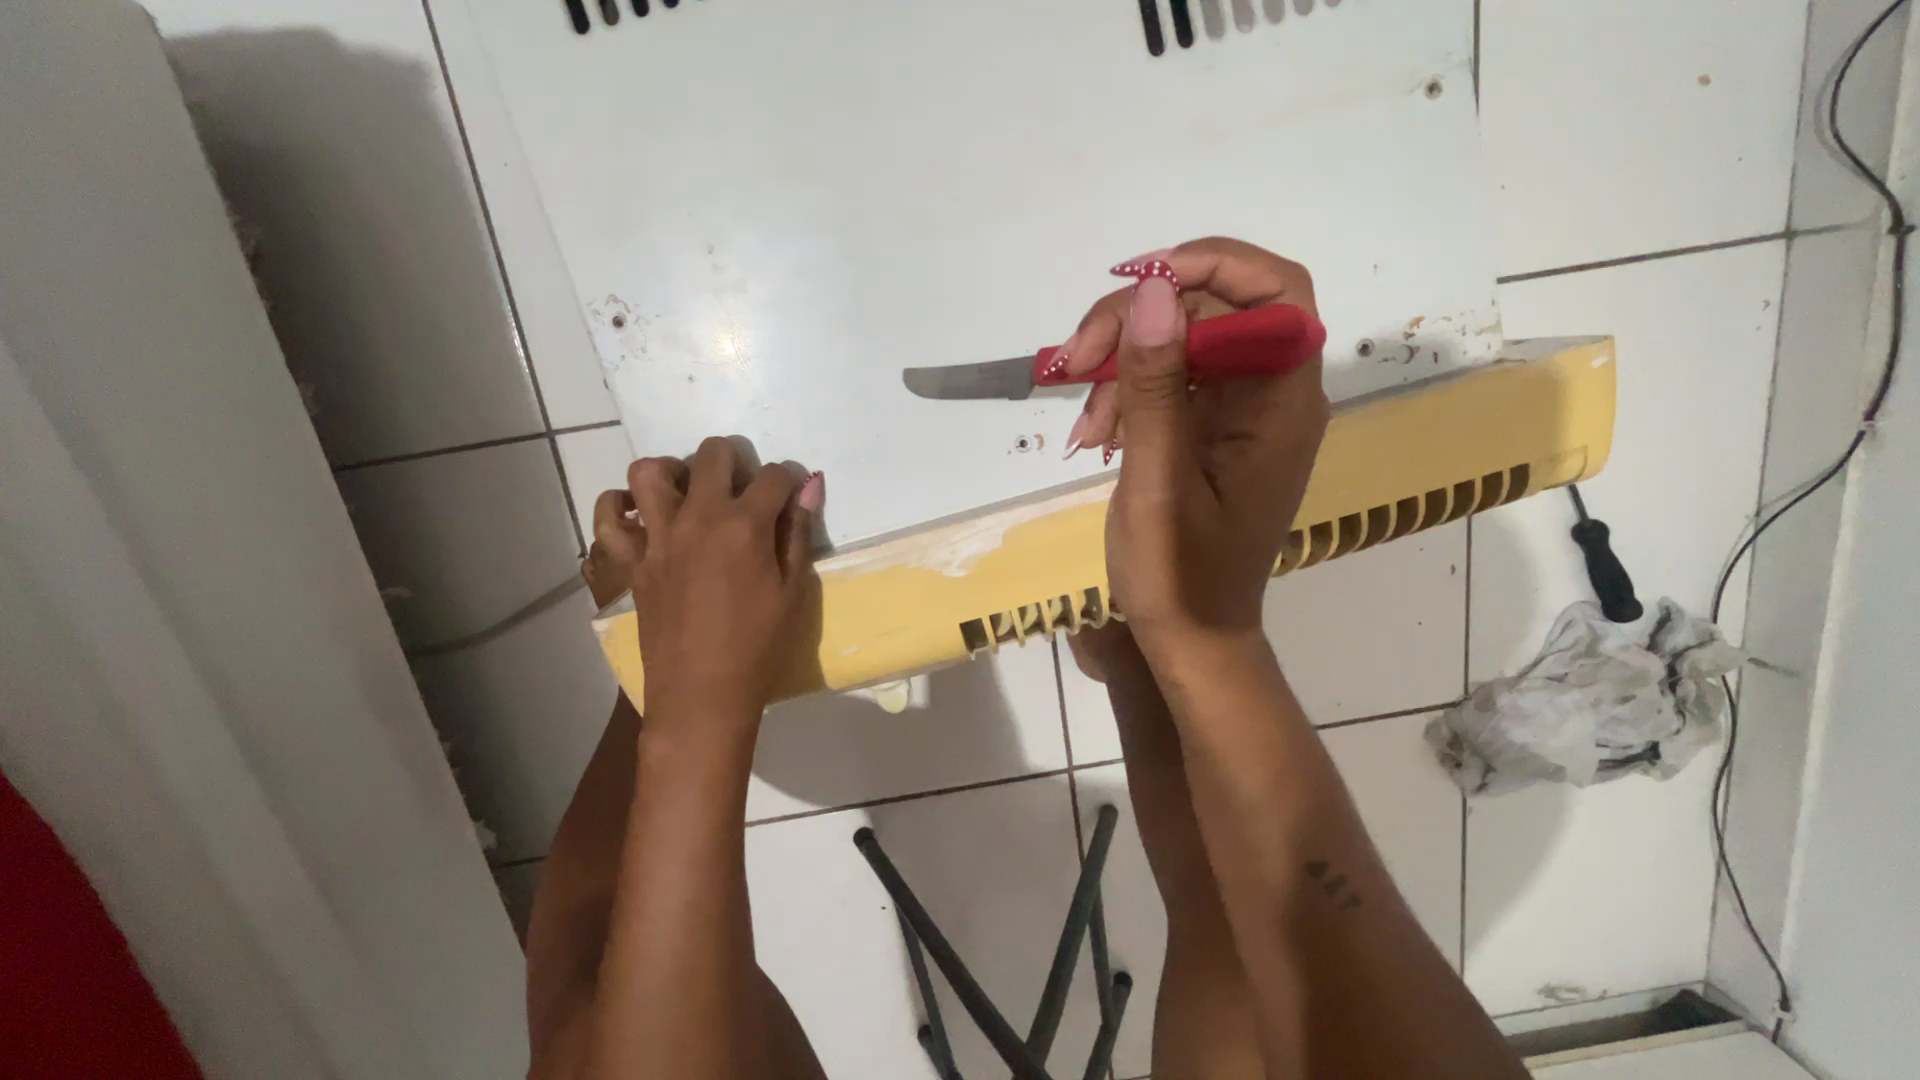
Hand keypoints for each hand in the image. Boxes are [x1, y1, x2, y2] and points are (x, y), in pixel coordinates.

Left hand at [592, 437, 824, 731]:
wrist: (703, 695)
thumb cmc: (759, 647)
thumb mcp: (793, 591)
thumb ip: (797, 532)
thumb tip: (809, 485)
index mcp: (744, 526)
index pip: (773, 476)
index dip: (789, 480)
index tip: (791, 496)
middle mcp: (698, 518)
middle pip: (712, 455)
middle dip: (735, 460)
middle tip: (743, 488)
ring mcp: (658, 537)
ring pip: (650, 471)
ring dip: (673, 471)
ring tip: (690, 492)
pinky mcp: (632, 561)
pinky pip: (608, 519)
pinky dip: (618, 505)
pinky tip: (640, 513)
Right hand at [1058, 238, 1328, 653]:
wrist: (1190, 637)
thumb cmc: (1180, 575)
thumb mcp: (1158, 481)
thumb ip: (1157, 387)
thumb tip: (1152, 291)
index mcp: (1282, 404)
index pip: (1276, 293)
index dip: (1213, 265)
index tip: (1137, 283)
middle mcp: (1270, 395)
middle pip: (1213, 309)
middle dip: (1138, 323)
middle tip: (1074, 361)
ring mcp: (1239, 412)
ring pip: (1181, 341)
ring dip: (1121, 364)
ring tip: (1083, 424)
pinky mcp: (1208, 429)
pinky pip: (1169, 380)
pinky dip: (1125, 394)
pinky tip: (1095, 433)